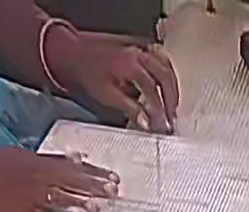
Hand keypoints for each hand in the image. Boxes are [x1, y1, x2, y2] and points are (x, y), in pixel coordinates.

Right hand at [0, 146, 118, 211]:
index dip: (95, 173)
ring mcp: (32, 199)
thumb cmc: (2, 167)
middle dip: (93, 188)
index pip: (74, 169)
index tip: (116, 178)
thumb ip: (57, 160)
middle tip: (114, 192)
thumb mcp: (29, 157)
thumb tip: (79, 157)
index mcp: (43, 166)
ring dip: (76, 206)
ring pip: (58, 202)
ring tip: (95, 211)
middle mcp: (41, 181)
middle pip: (71, 183)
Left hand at [45, 28, 180, 132]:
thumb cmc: (88, 73)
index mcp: (130, 64)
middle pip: (164, 77)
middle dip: (170, 100)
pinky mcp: (139, 49)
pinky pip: (160, 59)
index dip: (159, 111)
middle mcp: (138, 54)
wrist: (76, 55)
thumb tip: (147, 122)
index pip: (152, 91)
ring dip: (172, 87)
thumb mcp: (107, 96)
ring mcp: (140, 49)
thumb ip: (129, 109)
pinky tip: (167, 88)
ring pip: (166, 66)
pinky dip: (167, 74)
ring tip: (172, 107)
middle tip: (171, 119)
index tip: (162, 126)